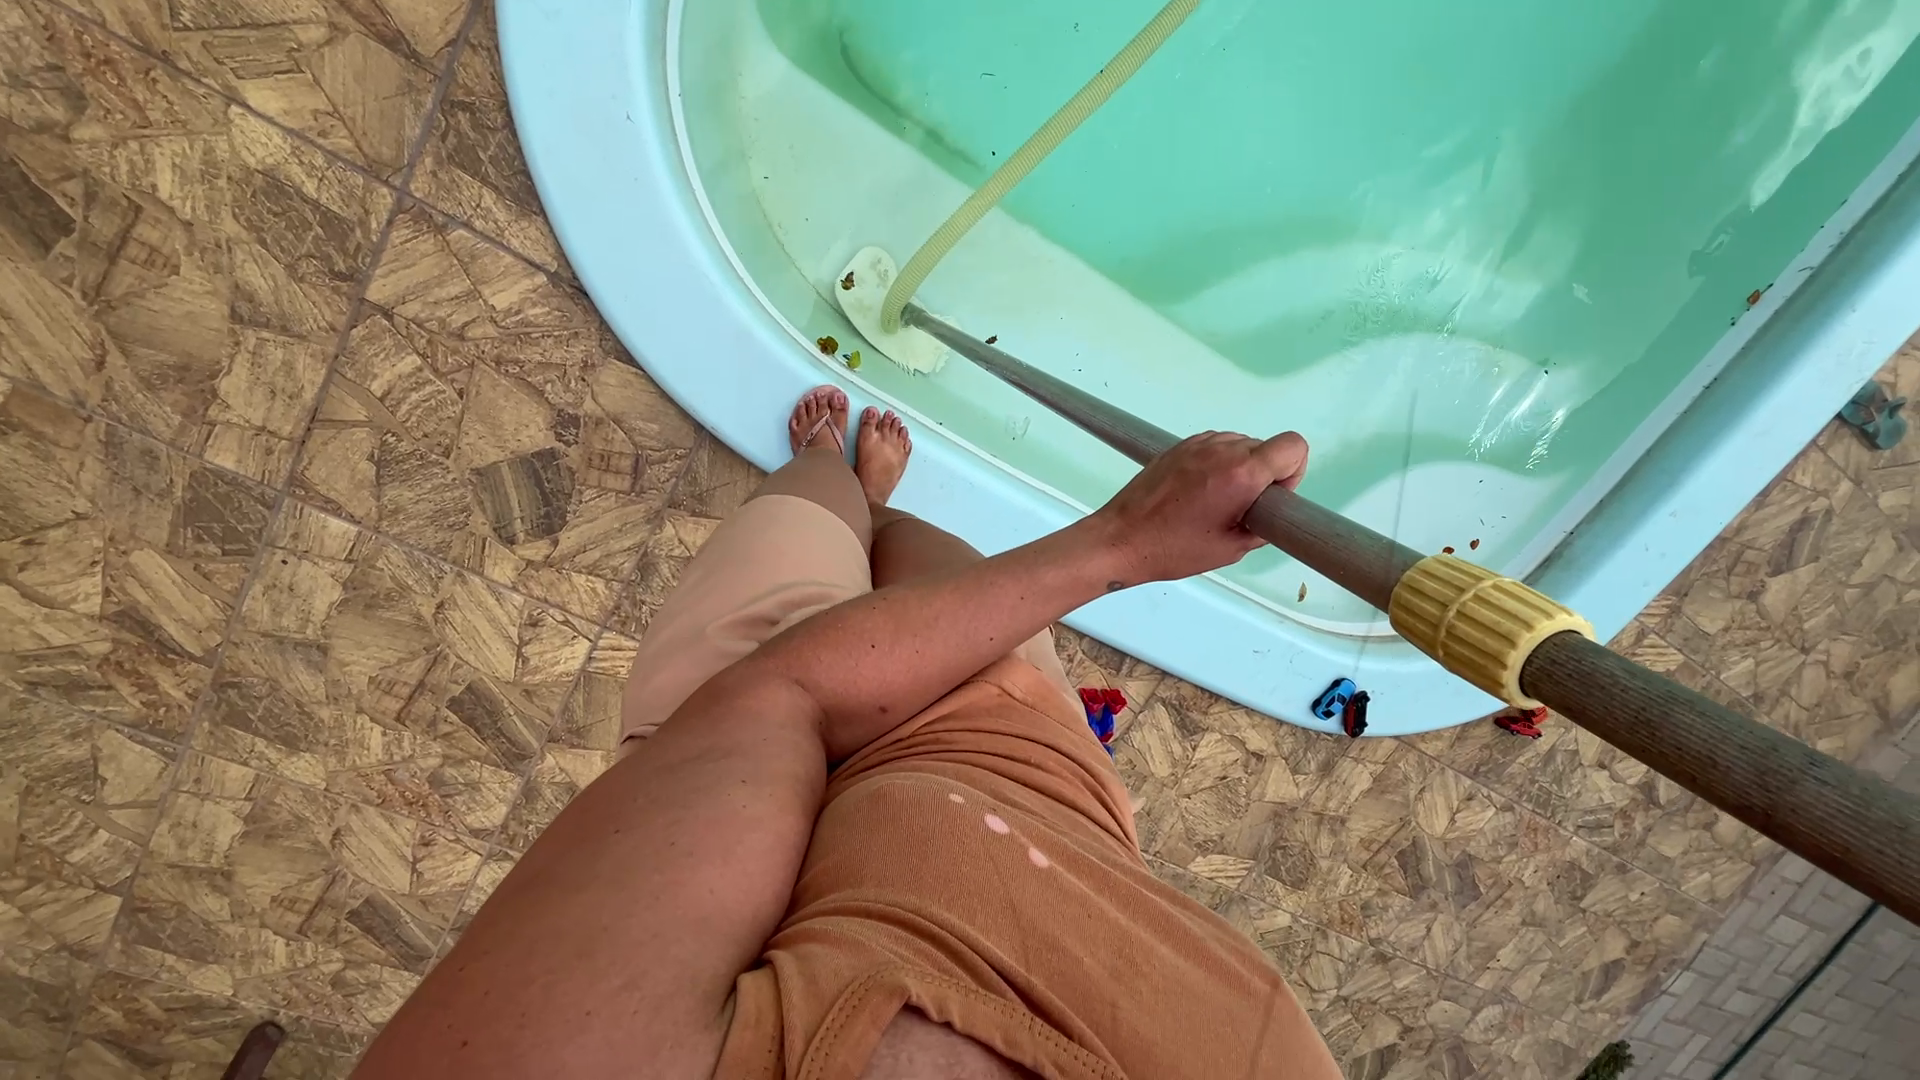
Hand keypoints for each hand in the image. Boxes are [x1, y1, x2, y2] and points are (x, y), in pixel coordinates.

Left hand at [1089, 431, 1308, 583]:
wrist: (1121, 538)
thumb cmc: (1172, 548)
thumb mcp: (1231, 548)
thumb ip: (1262, 525)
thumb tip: (1272, 514)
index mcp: (1241, 472)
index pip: (1293, 446)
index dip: (1292, 472)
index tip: (1271, 497)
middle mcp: (1221, 449)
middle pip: (1266, 447)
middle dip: (1263, 475)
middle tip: (1238, 508)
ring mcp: (1196, 444)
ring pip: (1239, 445)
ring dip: (1238, 468)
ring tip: (1214, 502)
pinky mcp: (1177, 446)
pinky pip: (1213, 447)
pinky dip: (1216, 463)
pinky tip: (1198, 492)